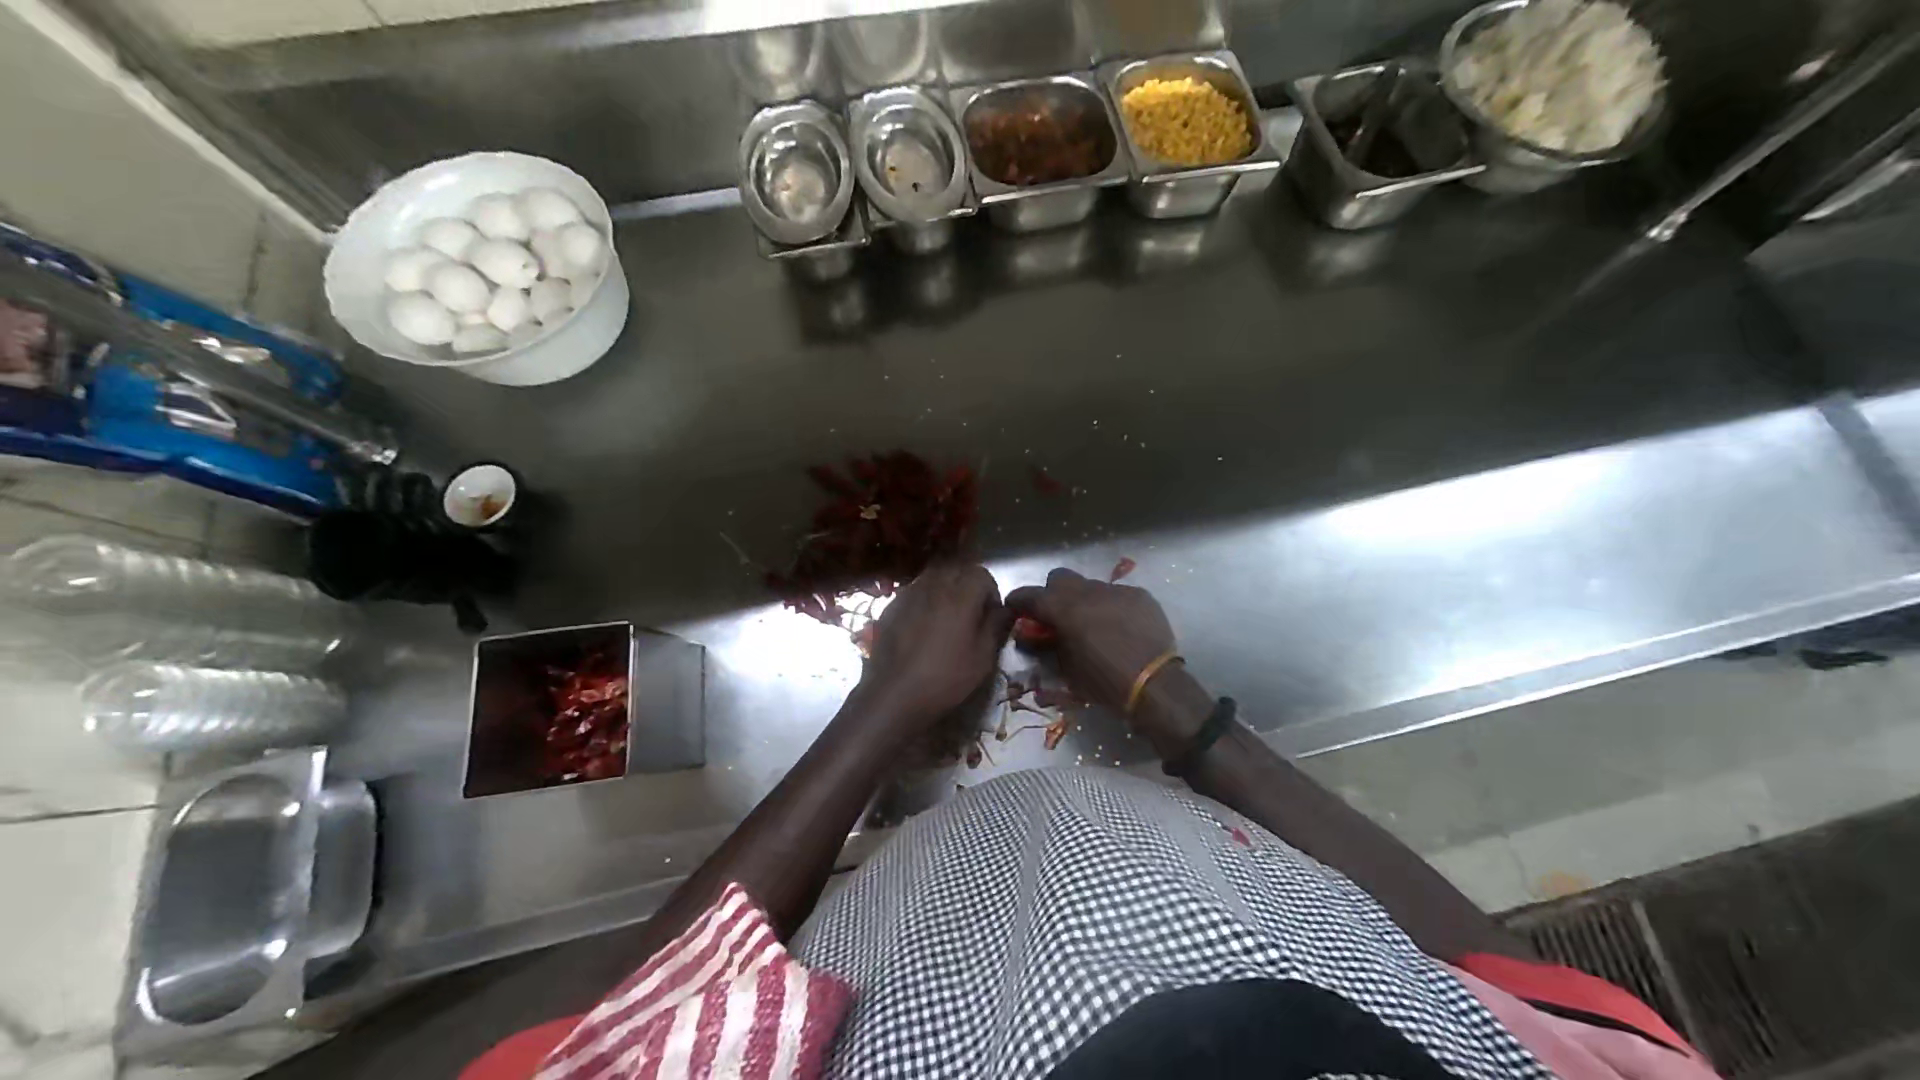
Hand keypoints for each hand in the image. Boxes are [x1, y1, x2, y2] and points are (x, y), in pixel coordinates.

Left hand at [855, 564, 1010, 739]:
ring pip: (932, 577)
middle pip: (956, 569)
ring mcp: (908, 594)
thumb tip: (1007, 609)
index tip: (991, 615)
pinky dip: (924, 600)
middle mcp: (933, 586)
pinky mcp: (890, 607)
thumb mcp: (982, 657)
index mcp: (960, 595)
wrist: (894, 694)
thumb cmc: (946, 677)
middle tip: (971, 613)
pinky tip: (922, 627)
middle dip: (967, 585)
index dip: (990, 591)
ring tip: (947, 618)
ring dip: (945, 589)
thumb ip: (996, 625)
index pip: (981, 573)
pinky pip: (913, 592)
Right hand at [1006, 569, 1208, 755]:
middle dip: (1053, 593)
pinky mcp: (1140, 596)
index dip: (1019, 600)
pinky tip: (1119, 628)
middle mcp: (1089, 592)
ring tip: (1093, 625)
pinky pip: (1117, 595)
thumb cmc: (1104, 682)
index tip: (1015, 608)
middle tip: (1057, 616)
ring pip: (1090, 586)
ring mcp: (1117, 591)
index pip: (1031, 595)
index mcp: (1065, 609)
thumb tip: (1033, 635)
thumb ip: (1047, 645)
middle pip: (1060, 578)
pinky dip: (1110, 607)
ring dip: (1084, 601)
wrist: (1155, 685)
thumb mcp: (1066, 669)